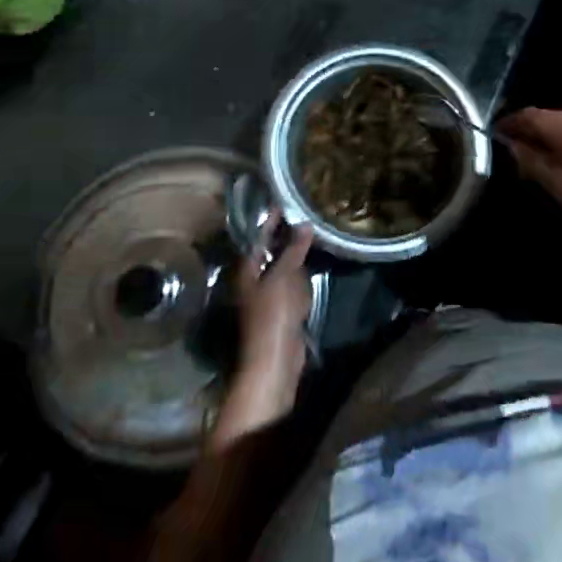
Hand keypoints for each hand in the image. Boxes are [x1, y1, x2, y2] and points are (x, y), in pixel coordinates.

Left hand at [213, 214, 314, 447]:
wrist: (276, 359)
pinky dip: (302, 274)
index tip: (285, 202)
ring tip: (313, 233)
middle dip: (285, 235)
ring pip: (283, 268)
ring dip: (295, 254)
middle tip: (304, 214)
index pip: (258, 236)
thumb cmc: (273, 314)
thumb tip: (305, 224)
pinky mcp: (283, 310)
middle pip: (270, 251)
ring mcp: (269, 296)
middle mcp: (255, 280)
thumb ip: (293, 250)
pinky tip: (314, 266)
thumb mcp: (283, 277)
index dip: (270, 220)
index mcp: (247, 270)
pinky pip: (293, 285)